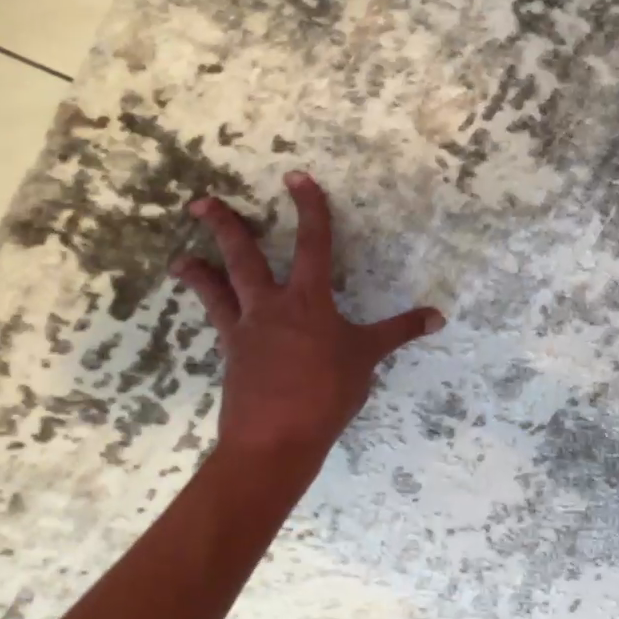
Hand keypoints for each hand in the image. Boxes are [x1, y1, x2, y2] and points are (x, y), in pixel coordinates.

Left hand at [170, 172, 443, 466]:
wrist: (274, 441)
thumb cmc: (327, 391)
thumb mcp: (369, 357)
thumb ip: (400, 331)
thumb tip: (438, 316)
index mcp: (308, 300)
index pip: (312, 243)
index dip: (309, 208)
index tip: (297, 178)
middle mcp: (270, 307)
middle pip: (244, 258)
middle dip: (226, 227)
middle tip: (202, 202)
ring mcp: (245, 332)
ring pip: (218, 291)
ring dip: (200, 272)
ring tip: (180, 259)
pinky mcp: (233, 357)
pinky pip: (220, 324)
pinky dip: (215, 313)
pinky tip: (214, 312)